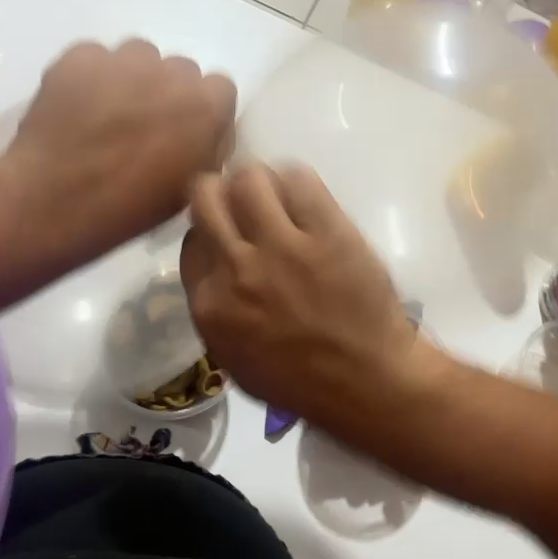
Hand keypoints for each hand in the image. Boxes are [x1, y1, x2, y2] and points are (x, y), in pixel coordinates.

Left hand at [5, 39, 235, 253]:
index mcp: (208, 106)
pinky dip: (89, 75)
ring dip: (131, 77)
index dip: (199, 108)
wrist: (51, 203)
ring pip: (139, 55)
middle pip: (179, 69)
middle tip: (140, 123)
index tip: (180, 129)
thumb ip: (210, 146)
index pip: (220, 88)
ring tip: (106, 111)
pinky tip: (74, 106)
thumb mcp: (192, 186)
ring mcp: (125, 59)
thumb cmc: (129, 207)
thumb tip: (208, 129)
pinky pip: (95, 57)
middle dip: (165, 90)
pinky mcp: (81, 56)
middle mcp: (174, 72)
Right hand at [181, 165, 446, 434]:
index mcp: (211, 304)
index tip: (229, 227)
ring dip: (260, 179)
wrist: (365, 380)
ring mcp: (283, 246)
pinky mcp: (327, 230)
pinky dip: (296, 178)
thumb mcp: (235, 356)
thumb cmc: (301, 377)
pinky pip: (299, 180)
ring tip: (278, 193)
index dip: (210, 228)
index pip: (191, 240)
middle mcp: (238, 268)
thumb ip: (217, 306)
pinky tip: (305, 194)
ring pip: (251, 179)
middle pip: (208, 197)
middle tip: (245, 196)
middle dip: (222, 189)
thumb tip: (215, 263)